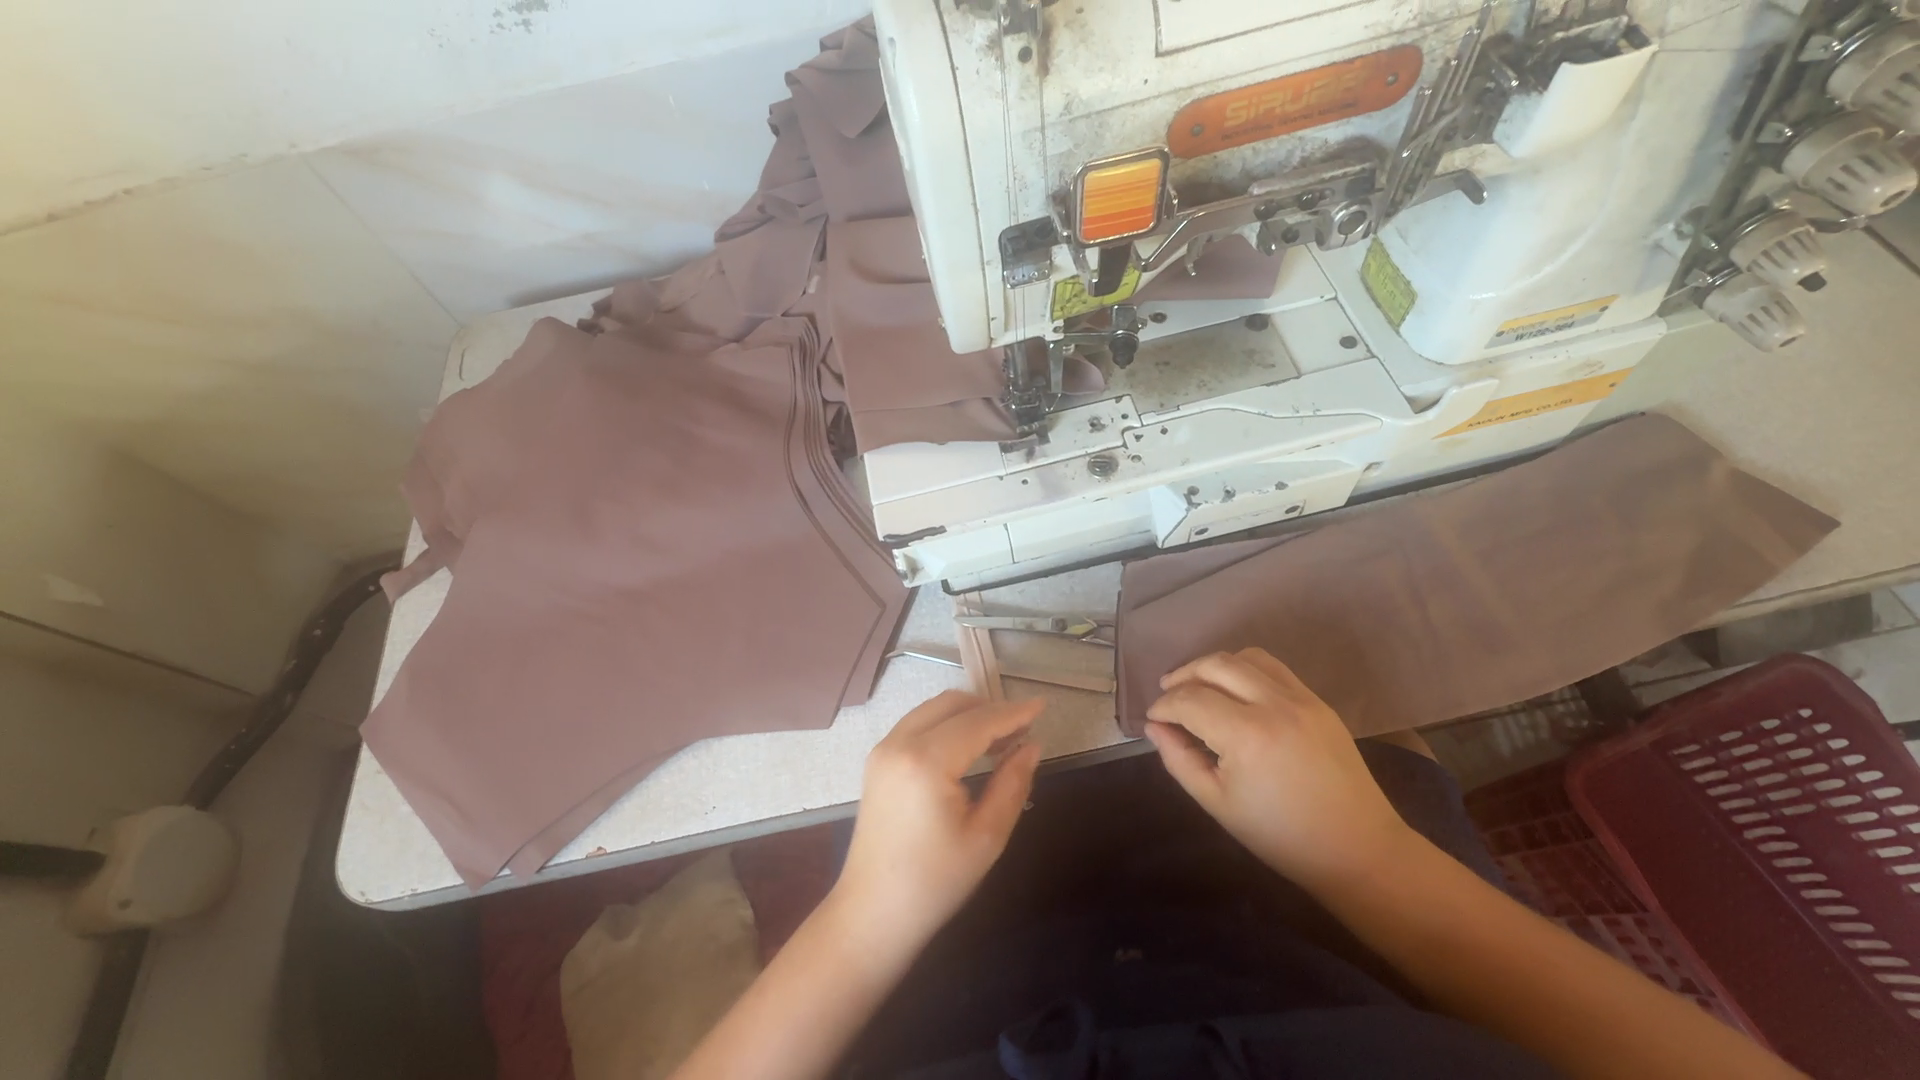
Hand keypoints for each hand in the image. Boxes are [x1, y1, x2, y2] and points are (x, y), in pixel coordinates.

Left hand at [830, 691, 1044, 953]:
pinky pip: (917, 725)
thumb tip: (1031, 746)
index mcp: (926, 760)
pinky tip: (968, 748)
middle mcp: (899, 744)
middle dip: (990, 709)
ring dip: (967, 714)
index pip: (978, 722)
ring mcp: (882, 751)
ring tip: (1001, 738)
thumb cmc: (935, 881)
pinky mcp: (877, 762)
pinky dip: (946, 725)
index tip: (1042, 705)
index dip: (1013, 712)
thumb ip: (1013, 783)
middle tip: (1023, 727)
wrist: (874, 912)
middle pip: (952, 705)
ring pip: (932, 710)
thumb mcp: (986, 836)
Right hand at [1144, 648, 1414, 889]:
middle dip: (1184, 675)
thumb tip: (1155, 727)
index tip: (1153, 718)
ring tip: (1198, 685)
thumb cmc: (1280, 835)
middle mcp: (1275, 705)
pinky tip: (1235, 691)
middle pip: (1216, 665)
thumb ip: (1179, 759)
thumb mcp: (1217, 803)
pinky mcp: (1319, 702)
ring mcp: (1302, 699)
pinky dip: (1246, 669)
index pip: (1191, 700)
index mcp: (1247, 735)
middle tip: (1166, 693)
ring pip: (1247, 657)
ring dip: (1215, 665)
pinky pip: (1274, 669)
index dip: (1164, 706)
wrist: (1356, 848)